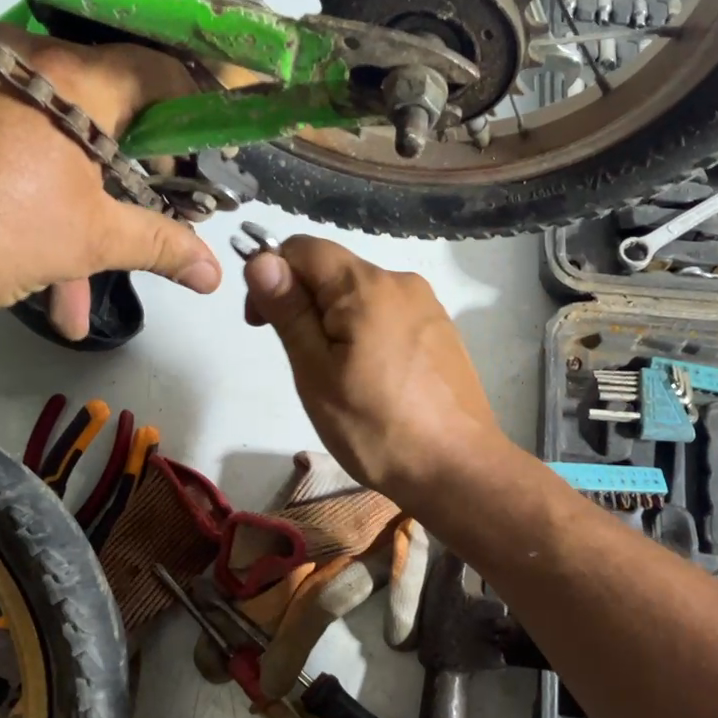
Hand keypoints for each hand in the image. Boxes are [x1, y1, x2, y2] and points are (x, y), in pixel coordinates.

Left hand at [0, 26, 220, 334]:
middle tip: (140, 223)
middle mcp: (24, 56)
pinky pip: (1, 139)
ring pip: (49, 137)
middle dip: (129, 178)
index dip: (194, 111)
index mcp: (75, 78)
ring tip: (73, 287)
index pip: (160, 71)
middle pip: (104, 108)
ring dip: (72, 210)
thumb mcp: (90, 242)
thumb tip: (215, 274)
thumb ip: (160, 247)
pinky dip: (24, 193)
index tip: (203, 156)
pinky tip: (25, 261)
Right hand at [243, 236, 508, 499]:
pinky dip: (368, 336)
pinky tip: (373, 382)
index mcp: (367, 285)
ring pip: (363, 297)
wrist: (457, 469)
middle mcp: (402, 282)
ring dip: (336, 323)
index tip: (261, 325)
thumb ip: (289, 311)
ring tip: (338, 380)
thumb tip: (260, 258)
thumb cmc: (376, 427)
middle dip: (304, 304)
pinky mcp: (443, 334)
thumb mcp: (316, 373)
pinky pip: (391, 318)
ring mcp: (429, 308)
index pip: (304, 247)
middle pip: (335, 271)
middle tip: (301, 364)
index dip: (271, 274)